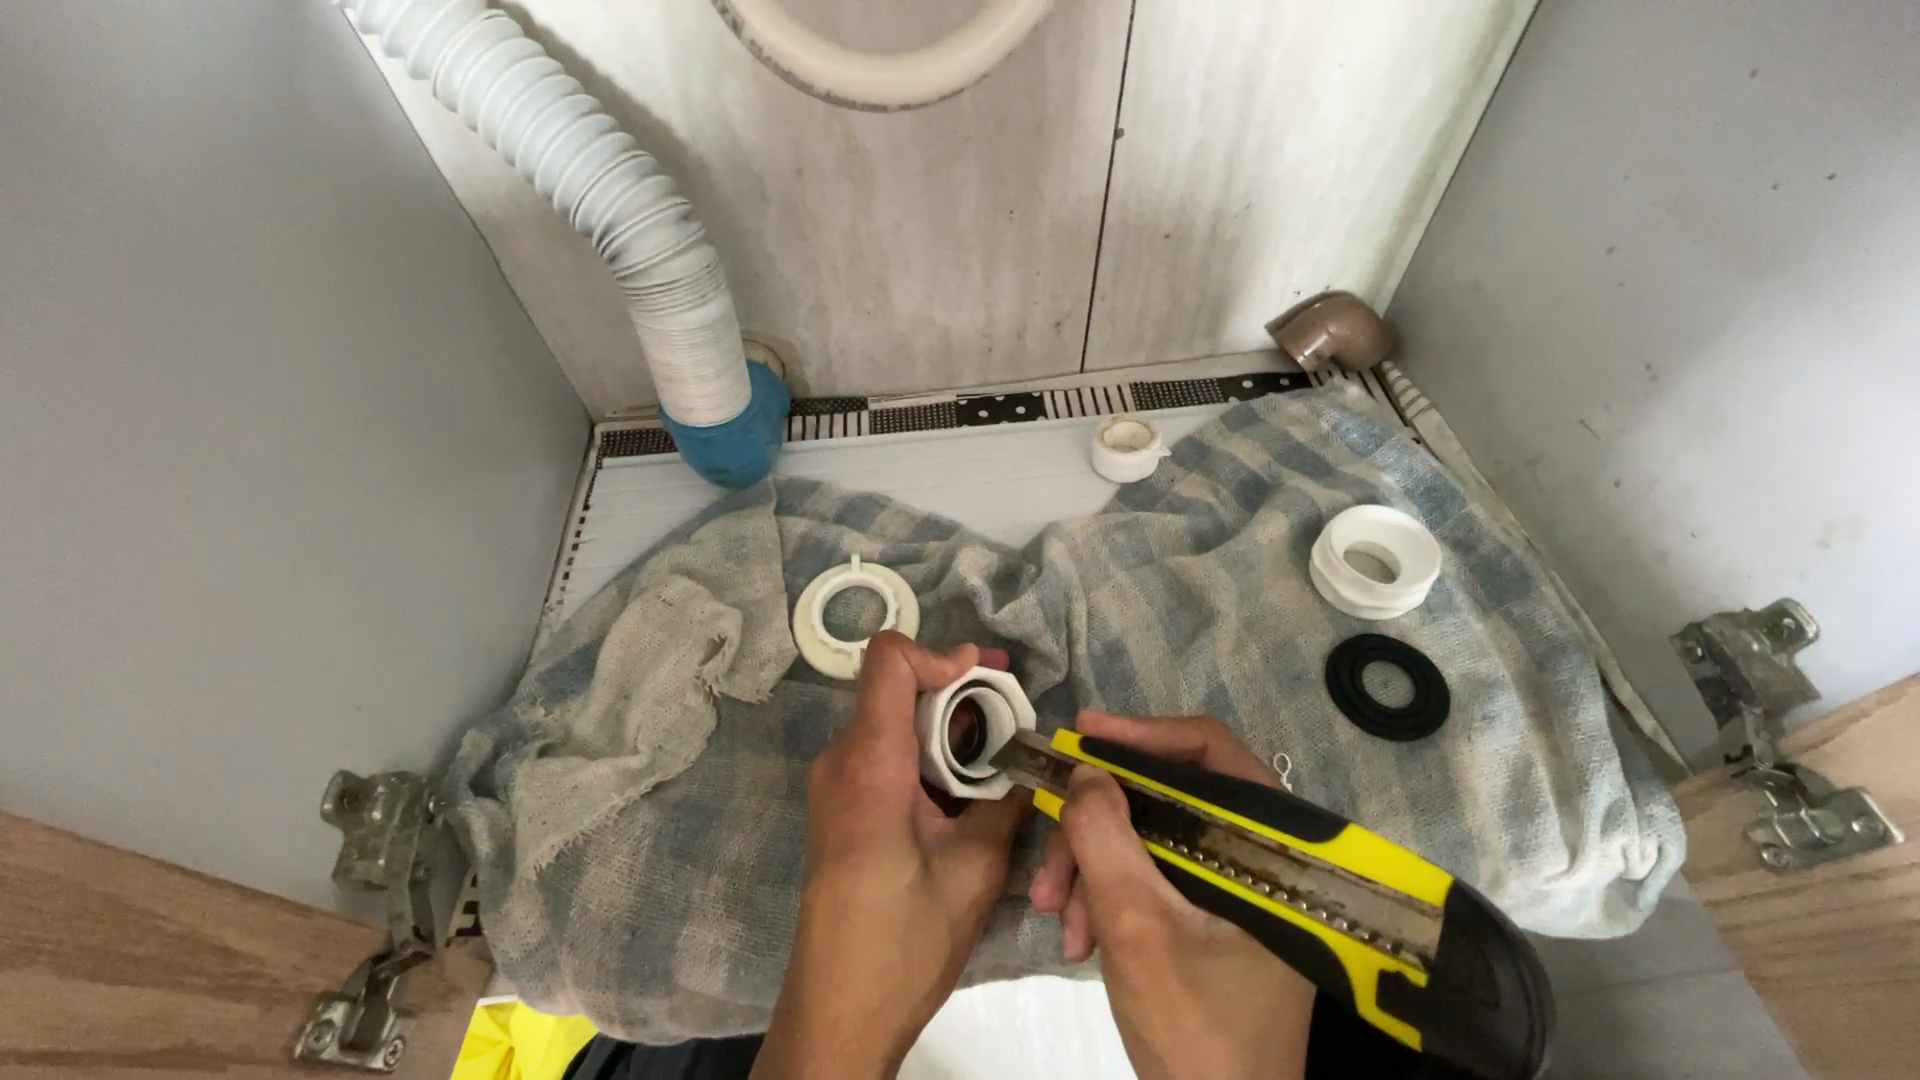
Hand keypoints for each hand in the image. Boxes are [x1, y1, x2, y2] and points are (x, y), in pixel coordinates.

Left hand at [753, 631, 1027, 1079]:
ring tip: (998, 755)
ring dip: (946, 725)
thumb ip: (1004, 802)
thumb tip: (1028, 762)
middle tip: (1013, 712)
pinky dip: (927, 752)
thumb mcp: (974, 870)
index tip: (987, 677)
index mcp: (870, 763)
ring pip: (893, 719)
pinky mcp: (841, 803)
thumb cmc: (905, 943)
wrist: (838, 1012)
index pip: (889, 660)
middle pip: (897, 687)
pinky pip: (884, 752)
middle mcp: (843, 759)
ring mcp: (835, 781)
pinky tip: (965, 787)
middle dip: (958, 690)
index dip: (940, 653)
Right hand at [1029, 712, 1316, 1079]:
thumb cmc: (1196, 1032)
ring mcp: (1236, 886)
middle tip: (1052, 860)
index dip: (1142, 734)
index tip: (1080, 737)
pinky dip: (1110, 892)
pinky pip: (1152, 873)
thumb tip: (1084, 769)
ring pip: (1150, 837)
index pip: (1210, 754)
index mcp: (1270, 848)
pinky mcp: (1213, 911)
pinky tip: (1081, 935)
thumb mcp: (1136, 927)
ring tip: (1060, 918)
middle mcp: (1259, 856)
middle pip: (1166, 798)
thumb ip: (1105, 838)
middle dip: (1098, 825)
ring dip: (1094, 867)